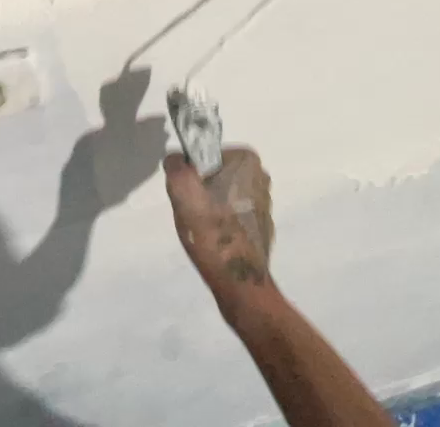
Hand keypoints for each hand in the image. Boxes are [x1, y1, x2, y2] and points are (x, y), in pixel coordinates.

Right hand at [164, 147, 276, 320]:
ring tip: (203, 231)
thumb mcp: (181, 189)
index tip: (187, 196)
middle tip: (192, 213)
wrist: (240, 284)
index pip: (204, 155)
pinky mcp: (262, 227)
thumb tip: (177, 160)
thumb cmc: (212, 231)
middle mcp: (260, 176)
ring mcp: (264, 203)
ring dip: (208, 209)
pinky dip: (220, 225)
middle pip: (213, 175)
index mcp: (247, 160)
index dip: (190, 174)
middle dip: (199, 191)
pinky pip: (231, 216)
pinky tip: (214, 241)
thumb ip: (175, 164)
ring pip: (221, 195)